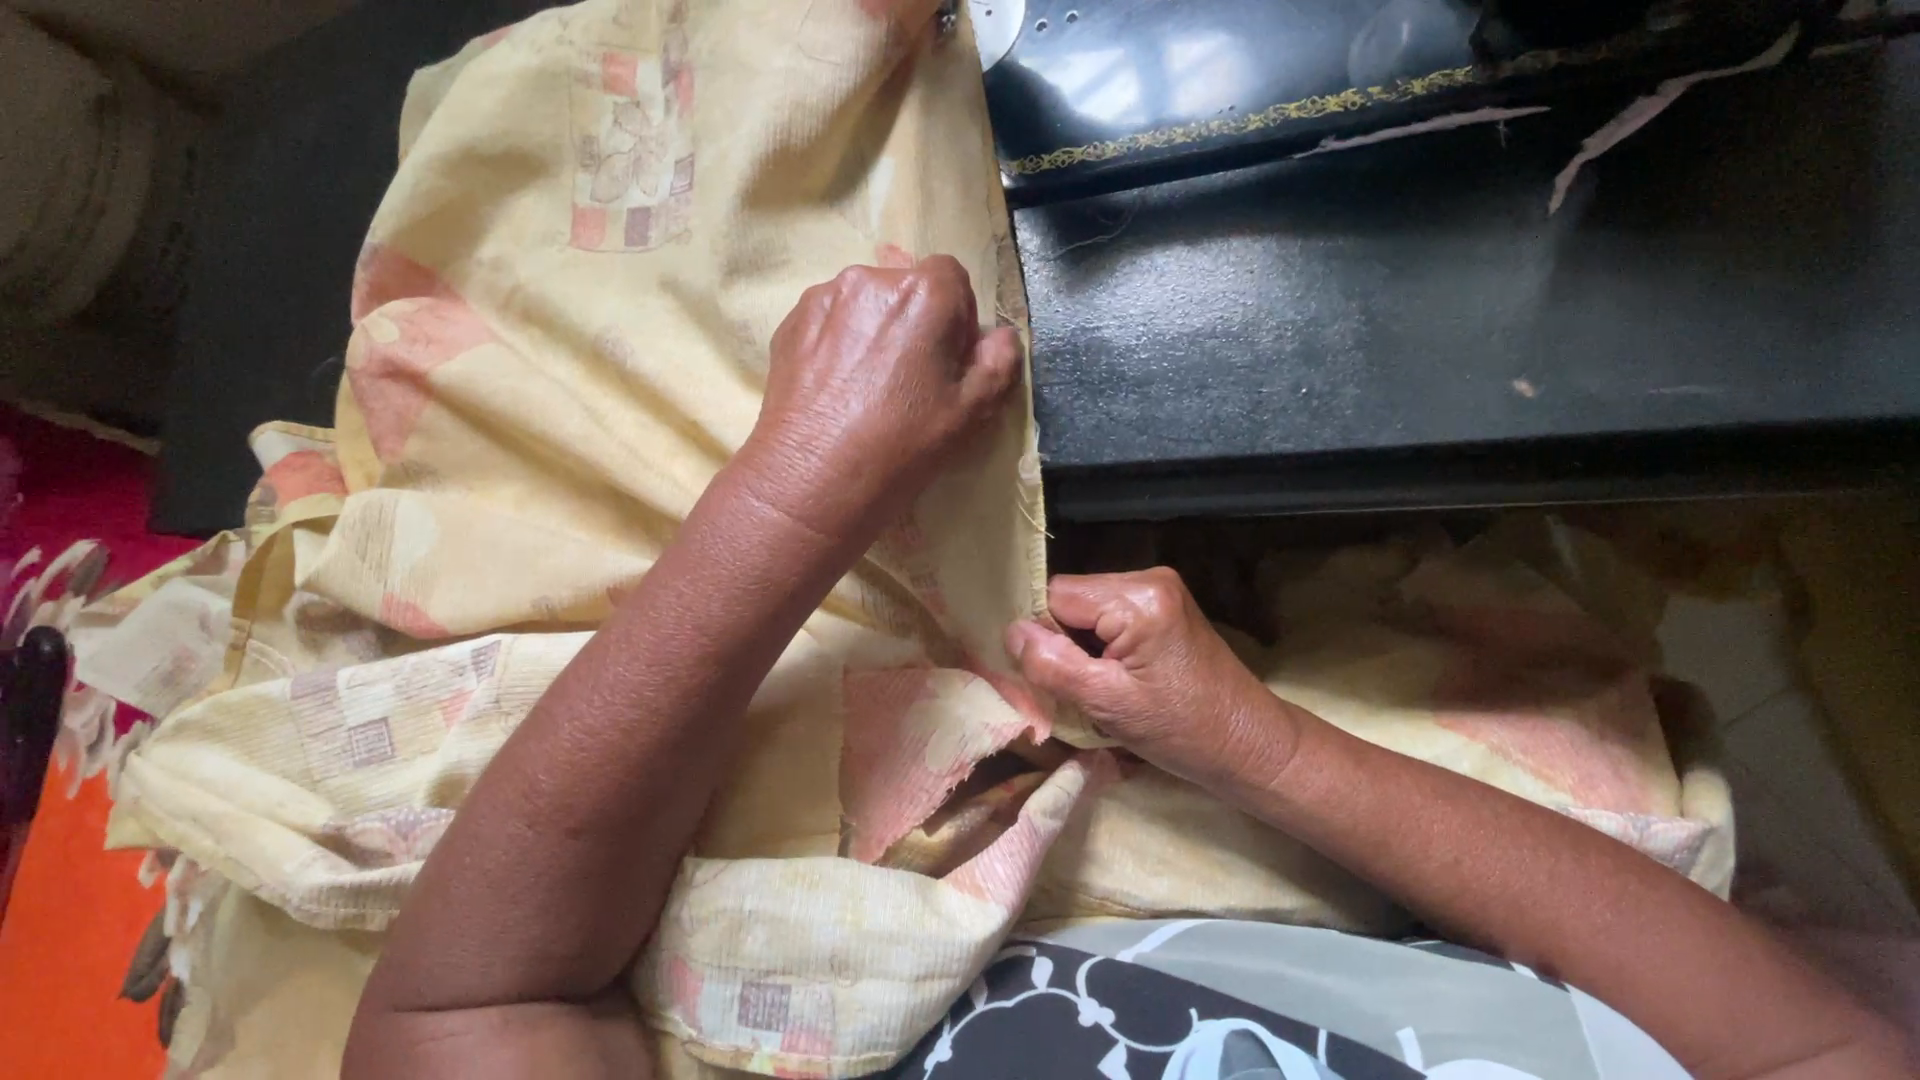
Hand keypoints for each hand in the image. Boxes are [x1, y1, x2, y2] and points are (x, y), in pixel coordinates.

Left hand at [741, 257, 1020, 541]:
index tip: (949, 361)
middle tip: (911, 380)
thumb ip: (1000, 363)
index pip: (954, 278)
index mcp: (923, 293)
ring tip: (869, 386)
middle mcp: (870, 280)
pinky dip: (840, 342)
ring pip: (866, 303)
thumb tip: (1001, 337)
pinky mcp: (790, 322)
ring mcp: (823, 298)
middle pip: (907, 286)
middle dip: (916, 322)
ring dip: (876, 330)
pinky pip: (830, 320)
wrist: (813, 480)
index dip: (958, 319)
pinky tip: (838, 388)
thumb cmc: (902, 446)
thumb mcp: (972, 413)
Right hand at [1004, 569, 1302, 786]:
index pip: (1055, 595)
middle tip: (1080, 685)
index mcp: (1137, 597)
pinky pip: (1109, 613)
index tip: (1054, 676)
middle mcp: (1149, 578)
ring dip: (1081, 642)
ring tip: (1102, 682)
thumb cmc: (1180, 731)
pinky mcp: (1164, 603)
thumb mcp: (1107, 703)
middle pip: (1071, 596)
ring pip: (1087, 606)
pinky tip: (1117, 673)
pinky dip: (1102, 642)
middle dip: (1063, 638)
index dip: (1043, 634)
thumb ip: (1053, 664)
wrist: (1246, 744)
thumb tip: (1011, 632)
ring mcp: (1160, 588)